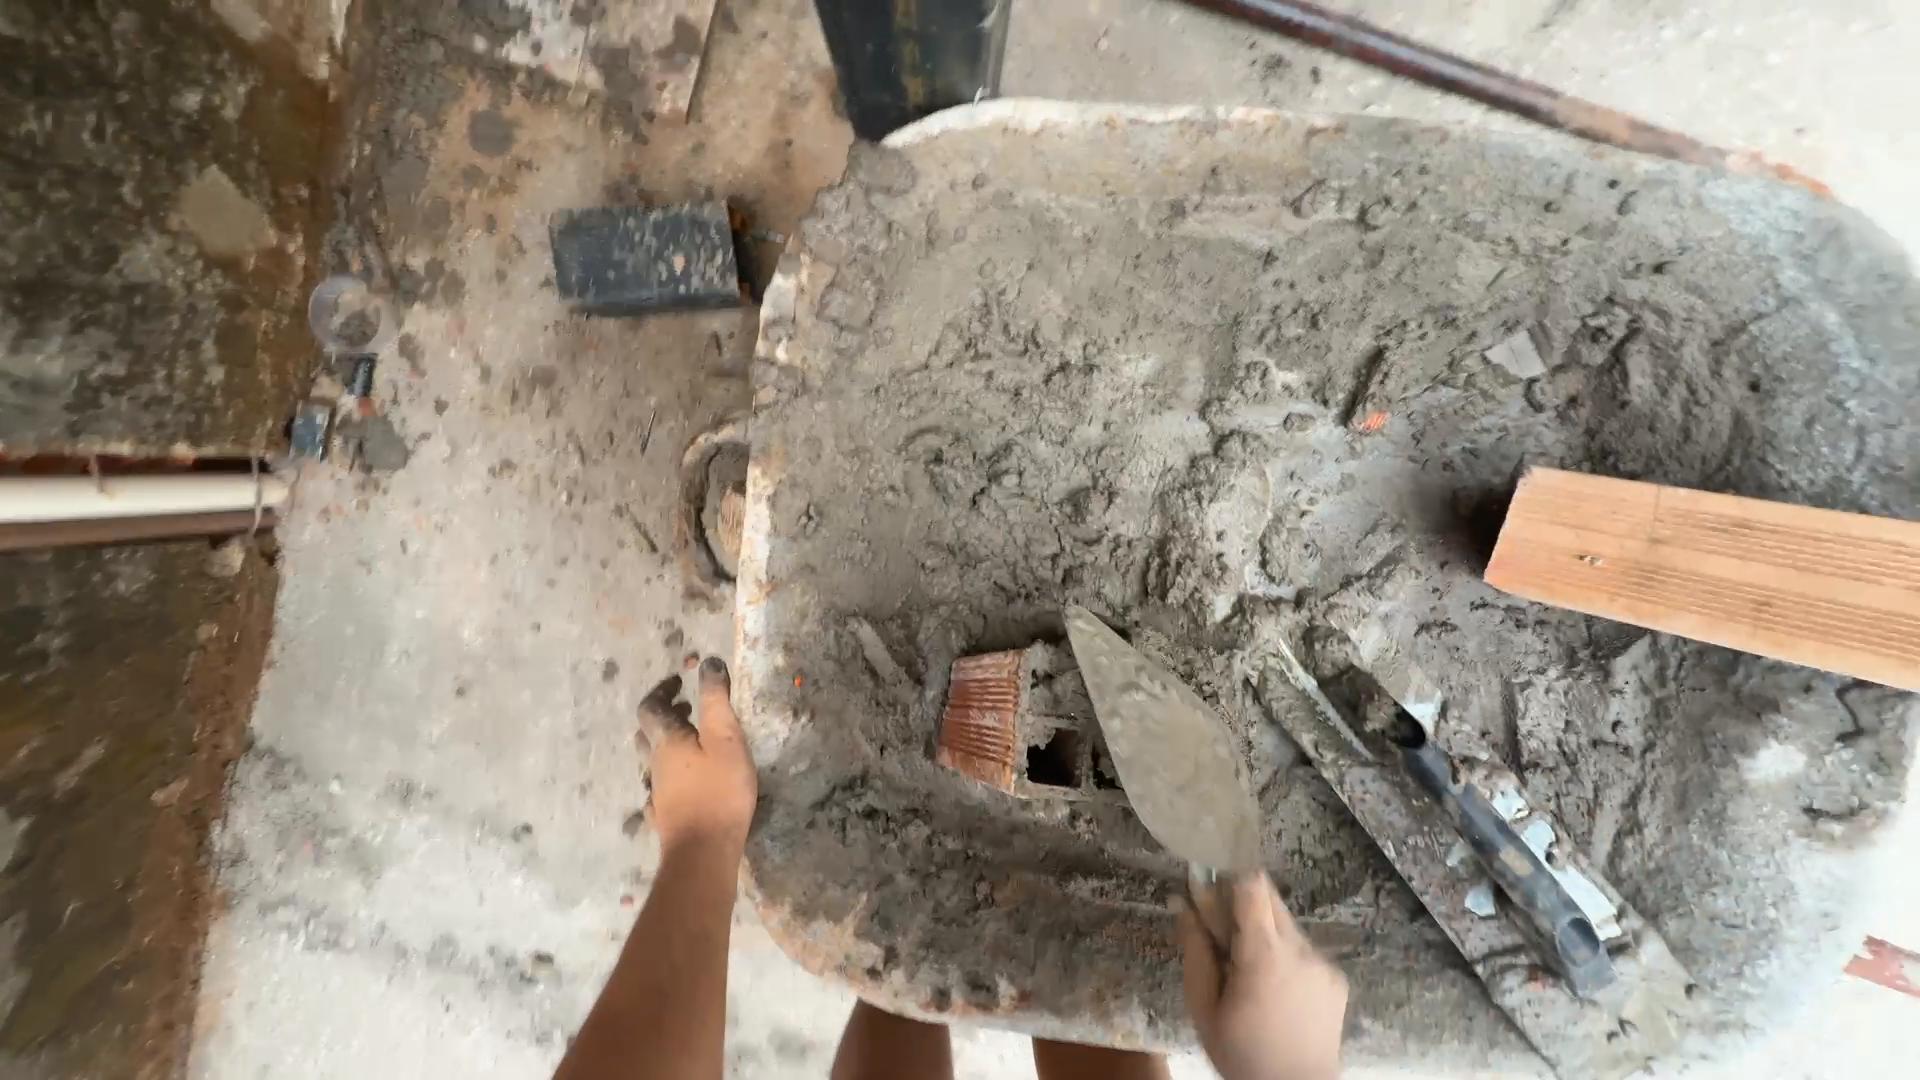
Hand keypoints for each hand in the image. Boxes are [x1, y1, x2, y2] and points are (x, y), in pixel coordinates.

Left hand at [636, 657, 758, 854]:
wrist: (704, 852)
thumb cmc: (719, 790)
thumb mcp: (726, 738)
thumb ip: (716, 700)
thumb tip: (707, 662)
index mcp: (666, 741)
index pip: (650, 708)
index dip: (661, 691)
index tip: (679, 682)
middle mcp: (654, 764)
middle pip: (646, 735)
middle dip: (663, 717)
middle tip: (687, 709)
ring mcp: (657, 793)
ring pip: (652, 762)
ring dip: (666, 747)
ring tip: (692, 743)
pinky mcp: (666, 816)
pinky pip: (662, 788)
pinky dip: (672, 776)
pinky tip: (688, 783)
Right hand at [1178, 873, 1347, 1079]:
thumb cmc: (1242, 1055)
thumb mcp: (1204, 1007)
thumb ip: (1194, 950)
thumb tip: (1182, 903)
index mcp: (1265, 953)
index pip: (1253, 883)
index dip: (1231, 874)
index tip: (1211, 884)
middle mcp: (1300, 949)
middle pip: (1269, 897)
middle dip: (1242, 904)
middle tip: (1222, 933)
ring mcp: (1324, 963)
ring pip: (1285, 922)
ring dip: (1263, 930)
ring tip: (1249, 970)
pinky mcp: (1336, 979)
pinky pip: (1302, 947)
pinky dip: (1284, 953)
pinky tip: (1275, 988)